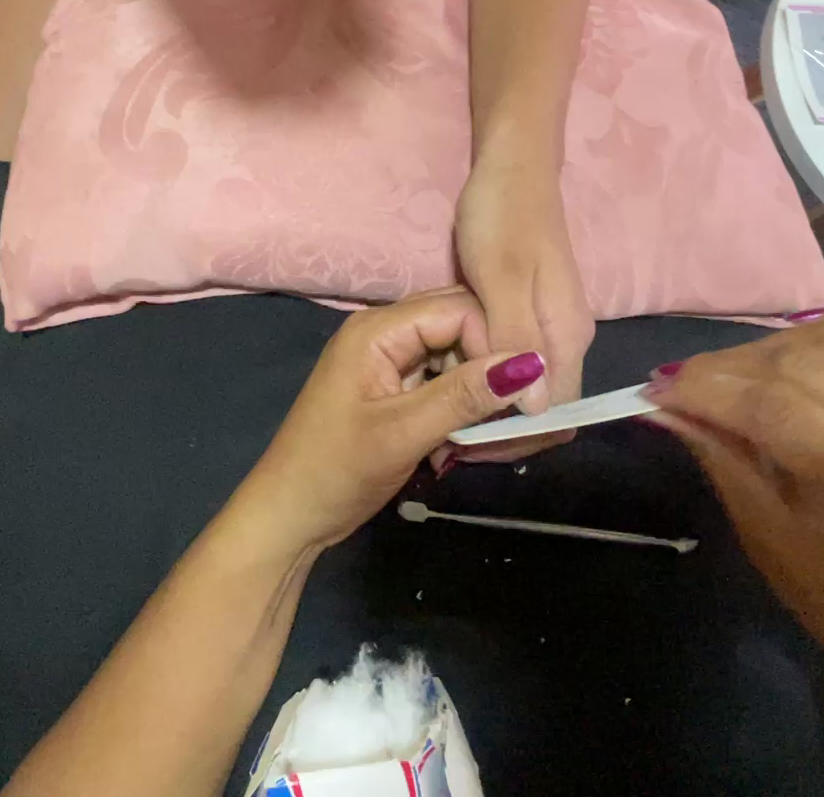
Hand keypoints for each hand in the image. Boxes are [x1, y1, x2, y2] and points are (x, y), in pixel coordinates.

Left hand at [240, 289, 547, 549]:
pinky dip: (465, 406)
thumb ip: (464, 396)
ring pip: (457, 356)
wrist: (291, 515)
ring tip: (500, 433)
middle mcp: (386, 333)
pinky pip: (445, 381)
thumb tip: (531, 365)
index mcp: (378, 328)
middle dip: (494, 365)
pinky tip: (475, 439)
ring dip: (481, 391)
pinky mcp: (397, 388)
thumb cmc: (336, 470)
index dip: (498, 343)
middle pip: (461, 326)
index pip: (459, 308)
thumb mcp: (403, 432)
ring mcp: (390, 360)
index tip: (528, 393)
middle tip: (525, 411)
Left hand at [453, 151, 594, 461]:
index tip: (465, 445)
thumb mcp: (501, 280)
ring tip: (439, 411)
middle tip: (444, 434)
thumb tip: (533, 409)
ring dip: (483, 404)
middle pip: (536, 405)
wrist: (511, 165)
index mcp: (565, 335)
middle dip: (494, 426)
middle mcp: (564, 338)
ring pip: (518, 385)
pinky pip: (507, 363)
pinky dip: (480, 378)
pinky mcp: (525, 315)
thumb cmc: (501, 219)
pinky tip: (448, 378)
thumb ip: (518, 340)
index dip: (511, 437)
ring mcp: (545, 326)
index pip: (552, 413)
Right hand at [642, 302, 823, 690]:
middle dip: (729, 367)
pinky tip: (815, 343)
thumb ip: (717, 452)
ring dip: (775, 346)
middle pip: (808, 362)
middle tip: (684, 385)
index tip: (654, 389)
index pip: (777, 406)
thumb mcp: (763, 531)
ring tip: (739, 374)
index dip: (705, 389)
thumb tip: (661, 399)